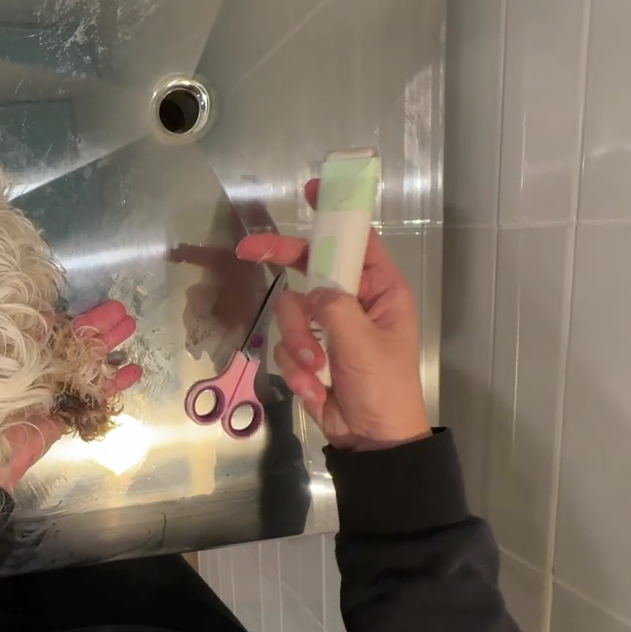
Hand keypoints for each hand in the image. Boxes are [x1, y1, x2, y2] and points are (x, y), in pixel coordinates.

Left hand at [0, 300, 143, 489]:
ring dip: (110, 349)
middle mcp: (41, 371)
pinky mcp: (68, 414)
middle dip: (100, 327)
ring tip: (132, 330)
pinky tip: (133, 372)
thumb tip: (49, 318)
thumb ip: (26, 345)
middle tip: (124, 313)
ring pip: (88, 366)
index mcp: (23, 356)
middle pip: (76, 345)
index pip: (56, 331)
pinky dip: (113, 384)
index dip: (77, 318)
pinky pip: (93, 396)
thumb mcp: (2, 368)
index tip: (96, 306)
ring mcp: (56, 392)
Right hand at [234, 183, 429, 450]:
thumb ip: (335, 310)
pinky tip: (317, 388)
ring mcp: (327, 328)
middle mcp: (351, 302)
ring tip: (318, 372)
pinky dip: (297, 369)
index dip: (335, 216)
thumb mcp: (364, 346)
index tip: (312, 192)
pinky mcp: (308, 353)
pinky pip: (286, 346)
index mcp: (380, 291)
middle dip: (283, 272)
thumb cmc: (384, 388)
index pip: (356, 241)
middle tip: (246, 251)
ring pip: (290, 313)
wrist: (372, 439)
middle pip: (308, 269)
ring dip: (298, 345)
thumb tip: (312, 292)